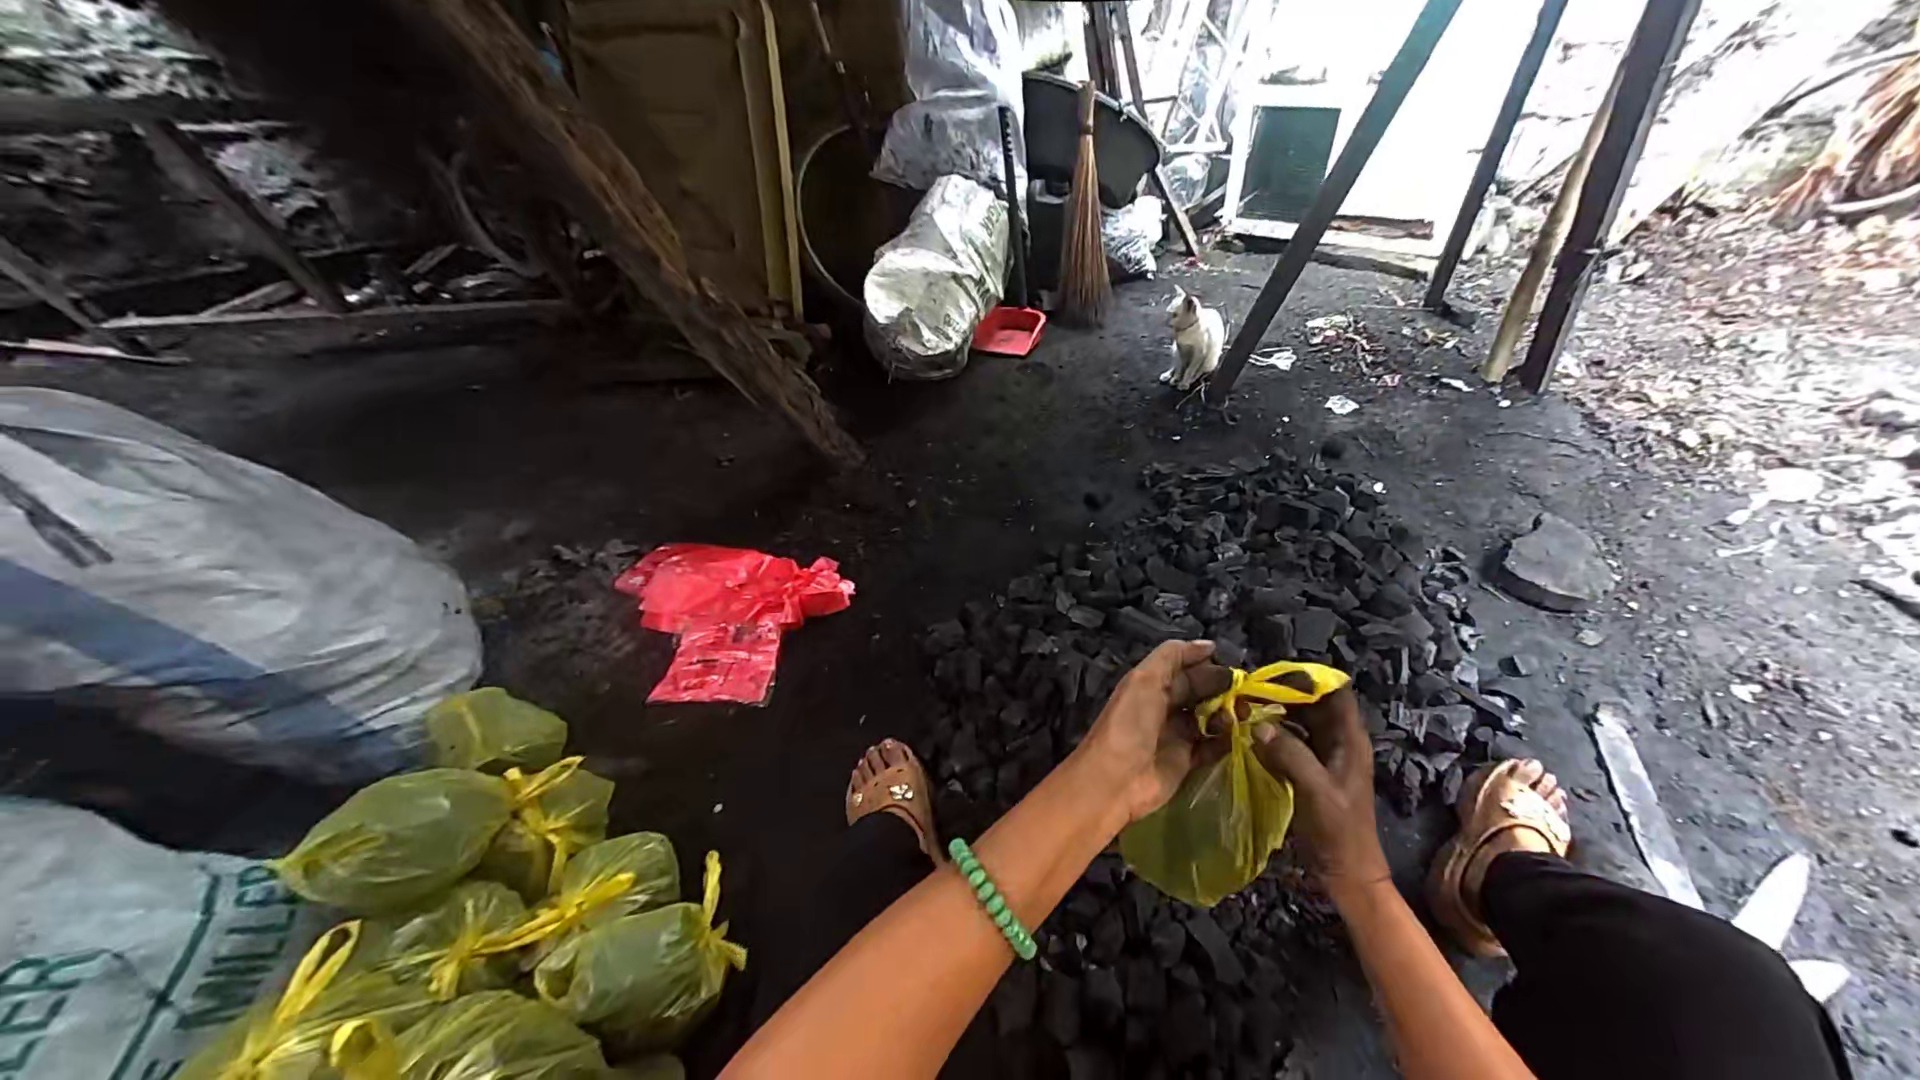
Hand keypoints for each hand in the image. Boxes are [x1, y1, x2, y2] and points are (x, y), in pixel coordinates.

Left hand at [1076, 640, 1232, 824]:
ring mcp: (1176, 734)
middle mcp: (1164, 706)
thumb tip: (1209, 645)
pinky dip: (1226, 740)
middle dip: (1223, 690)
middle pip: (1200, 691)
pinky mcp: (1186, 760)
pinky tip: (1239, 736)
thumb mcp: (1144, 679)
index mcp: (1151, 684)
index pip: (1186, 669)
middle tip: (1247, 695)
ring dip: (1228, 714)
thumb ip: (1172, 657)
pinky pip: (1212, 746)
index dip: (1210, 667)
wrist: (1116, 778)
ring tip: (1244, 716)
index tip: (1237, 671)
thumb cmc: (1130, 723)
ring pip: (1209, 717)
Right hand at [1252, 688, 1390, 898]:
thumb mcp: (1315, 790)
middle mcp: (1338, 742)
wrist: (1346, 871)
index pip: (1335, 692)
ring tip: (1244, 706)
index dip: (1309, 678)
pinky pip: (1290, 740)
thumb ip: (1289, 754)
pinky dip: (1272, 733)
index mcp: (1349, 740)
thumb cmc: (1338, 830)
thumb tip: (1258, 724)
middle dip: (1283, 692)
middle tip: (1249, 688)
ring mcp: (1324, 756)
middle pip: (1313, 703)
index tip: (1273, 673)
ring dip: (1275, 712)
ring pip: (1300, 721)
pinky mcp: (1310, 771)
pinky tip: (1250, 733)